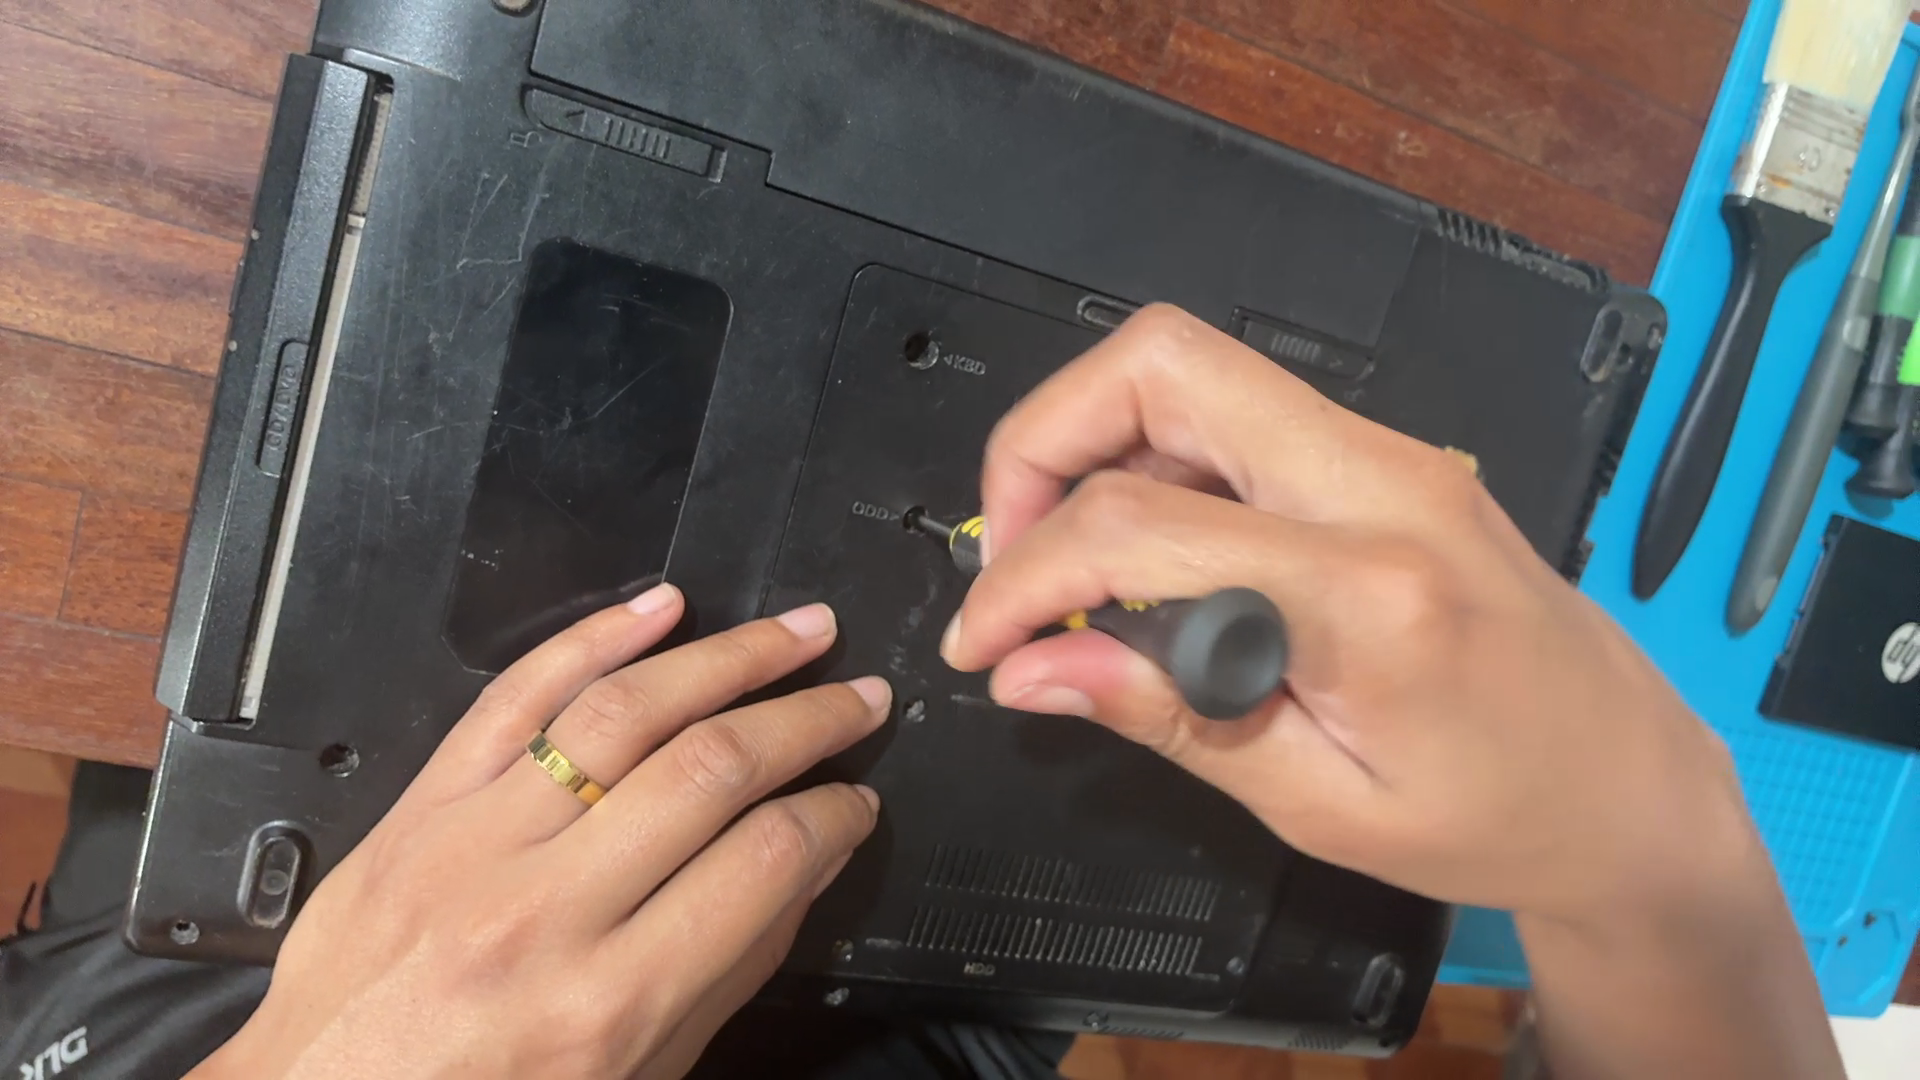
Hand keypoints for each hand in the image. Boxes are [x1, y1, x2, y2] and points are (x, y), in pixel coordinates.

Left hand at [195, 589, 887, 1079]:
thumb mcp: (646, 1071)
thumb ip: (743, 955)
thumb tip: (823, 842)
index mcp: (611, 1003)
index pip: (765, 859)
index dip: (836, 812)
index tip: (861, 796)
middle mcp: (545, 912)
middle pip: (711, 767)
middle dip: (810, 719)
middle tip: (863, 694)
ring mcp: (472, 844)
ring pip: (628, 711)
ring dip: (735, 656)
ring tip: (803, 629)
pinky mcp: (420, 805)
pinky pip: (516, 696)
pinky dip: (597, 637)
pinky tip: (667, 604)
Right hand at [940, 304, 1754, 926]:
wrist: (1630, 786)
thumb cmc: (1491, 818)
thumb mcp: (1312, 801)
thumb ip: (1161, 713)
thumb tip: (1027, 668)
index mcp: (1368, 588)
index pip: (1138, 523)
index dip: (1024, 575)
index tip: (982, 641)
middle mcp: (1376, 478)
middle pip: (1157, 364)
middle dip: (1038, 444)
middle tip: (1010, 549)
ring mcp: (1377, 450)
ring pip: (1180, 370)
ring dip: (1082, 445)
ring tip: (1057, 557)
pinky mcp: (1366, 455)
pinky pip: (1216, 414)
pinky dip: (1135, 460)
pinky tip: (1130, 549)